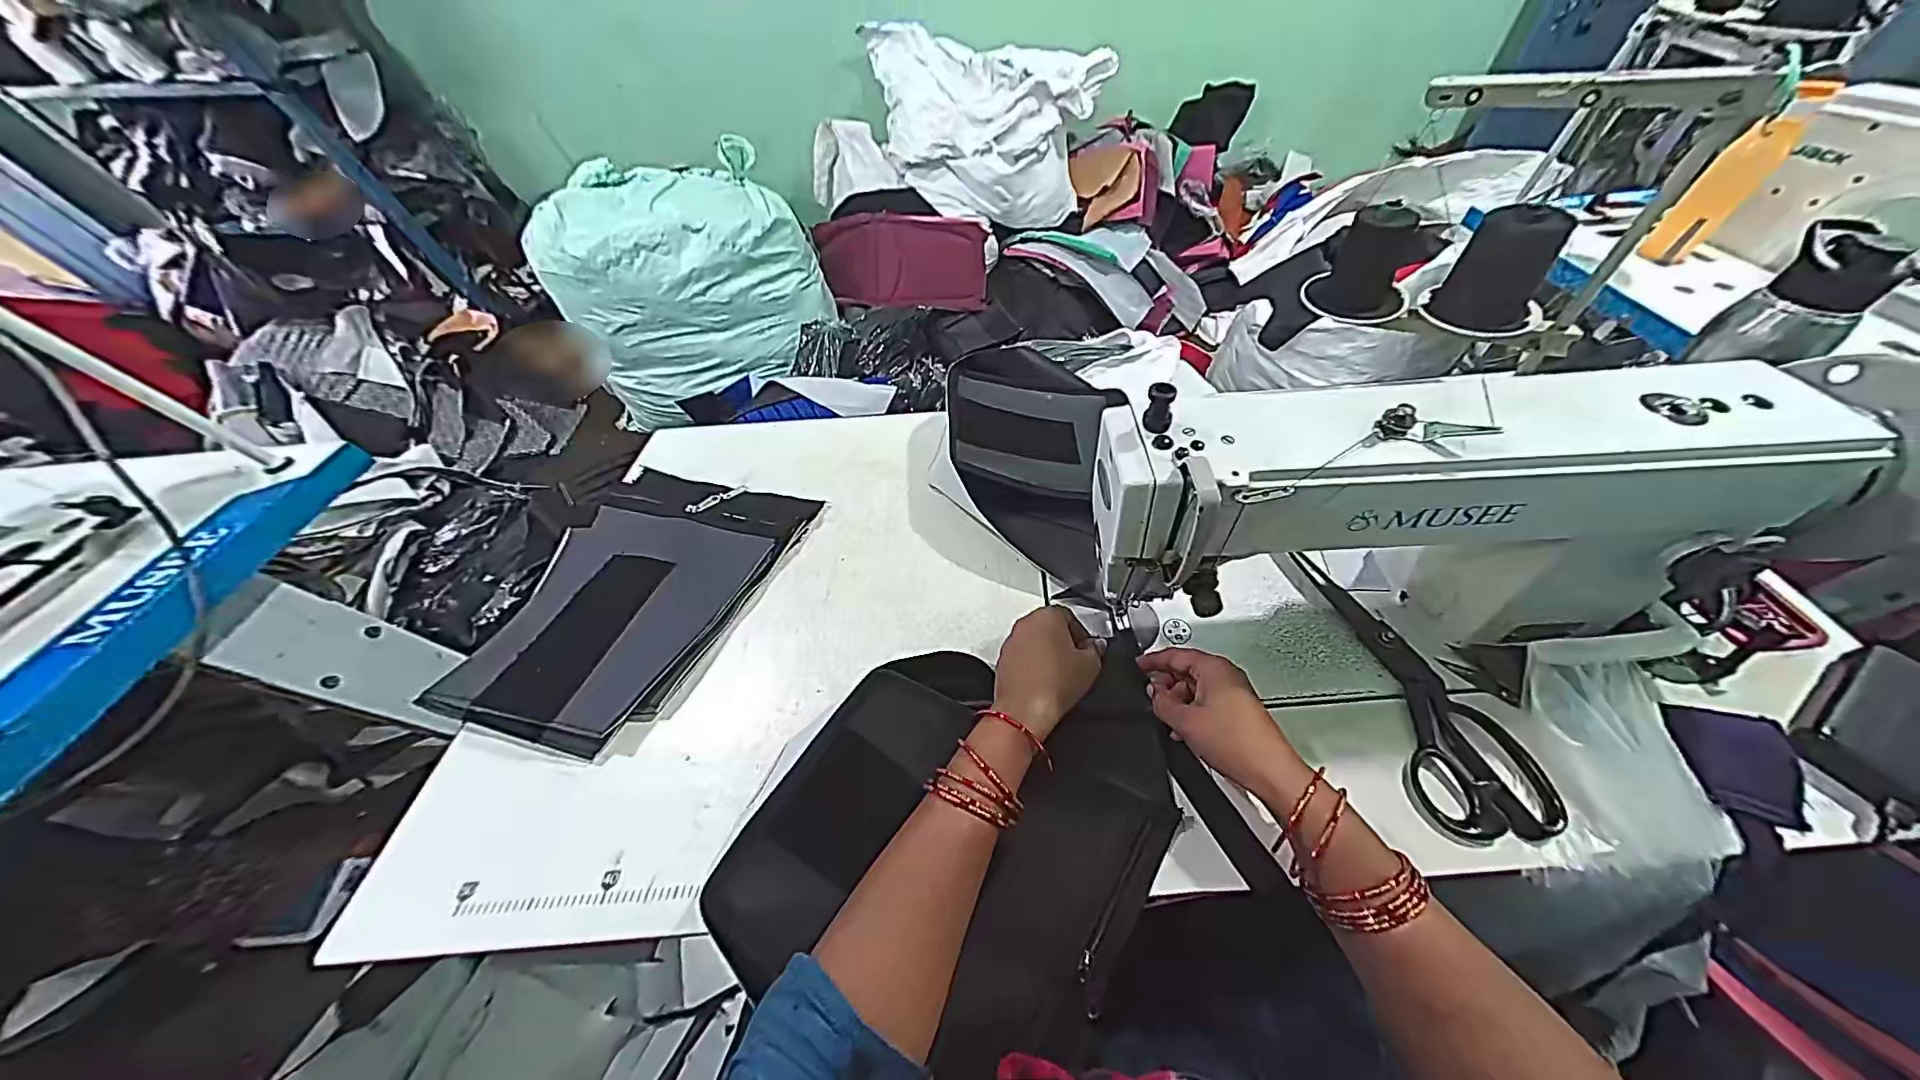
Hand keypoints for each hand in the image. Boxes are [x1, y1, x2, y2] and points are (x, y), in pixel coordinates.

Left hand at [992, 607, 1102, 738]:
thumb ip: (1095, 649)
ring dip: (1046, 652)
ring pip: (1034, 640)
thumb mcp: (1090, 665)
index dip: (1081, 633)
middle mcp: (1025, 624)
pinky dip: (1033, 664)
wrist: (1024, 710)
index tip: (1087, 647)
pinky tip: (1044, 680)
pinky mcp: (1003, 659)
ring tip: (1060, 673)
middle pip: (1049, 626)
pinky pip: (1022, 656)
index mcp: (1047, 616)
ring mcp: (1012, 641)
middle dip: (1063, 641)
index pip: (1069, 615)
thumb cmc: (1052, 686)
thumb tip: (1094, 648)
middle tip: (1075, 659)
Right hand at [1138, 648, 1302, 792]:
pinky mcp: (1238, 710)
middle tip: (1151, 694)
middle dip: (1166, 682)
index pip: (1175, 654)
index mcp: (1214, 668)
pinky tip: (1184, 727)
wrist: (1269, 770)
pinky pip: (1207, 701)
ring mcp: (1234, 692)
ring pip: (1196, 687)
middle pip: (1186, 669)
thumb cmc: (1239, 743)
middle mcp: (1227, 675)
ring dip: (1178, 700)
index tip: (1140, 665)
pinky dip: (1191, 710)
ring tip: (1167, 716)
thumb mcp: (1185, 721)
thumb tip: (1155, 695)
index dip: (1153, 660)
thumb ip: (1162, 703)